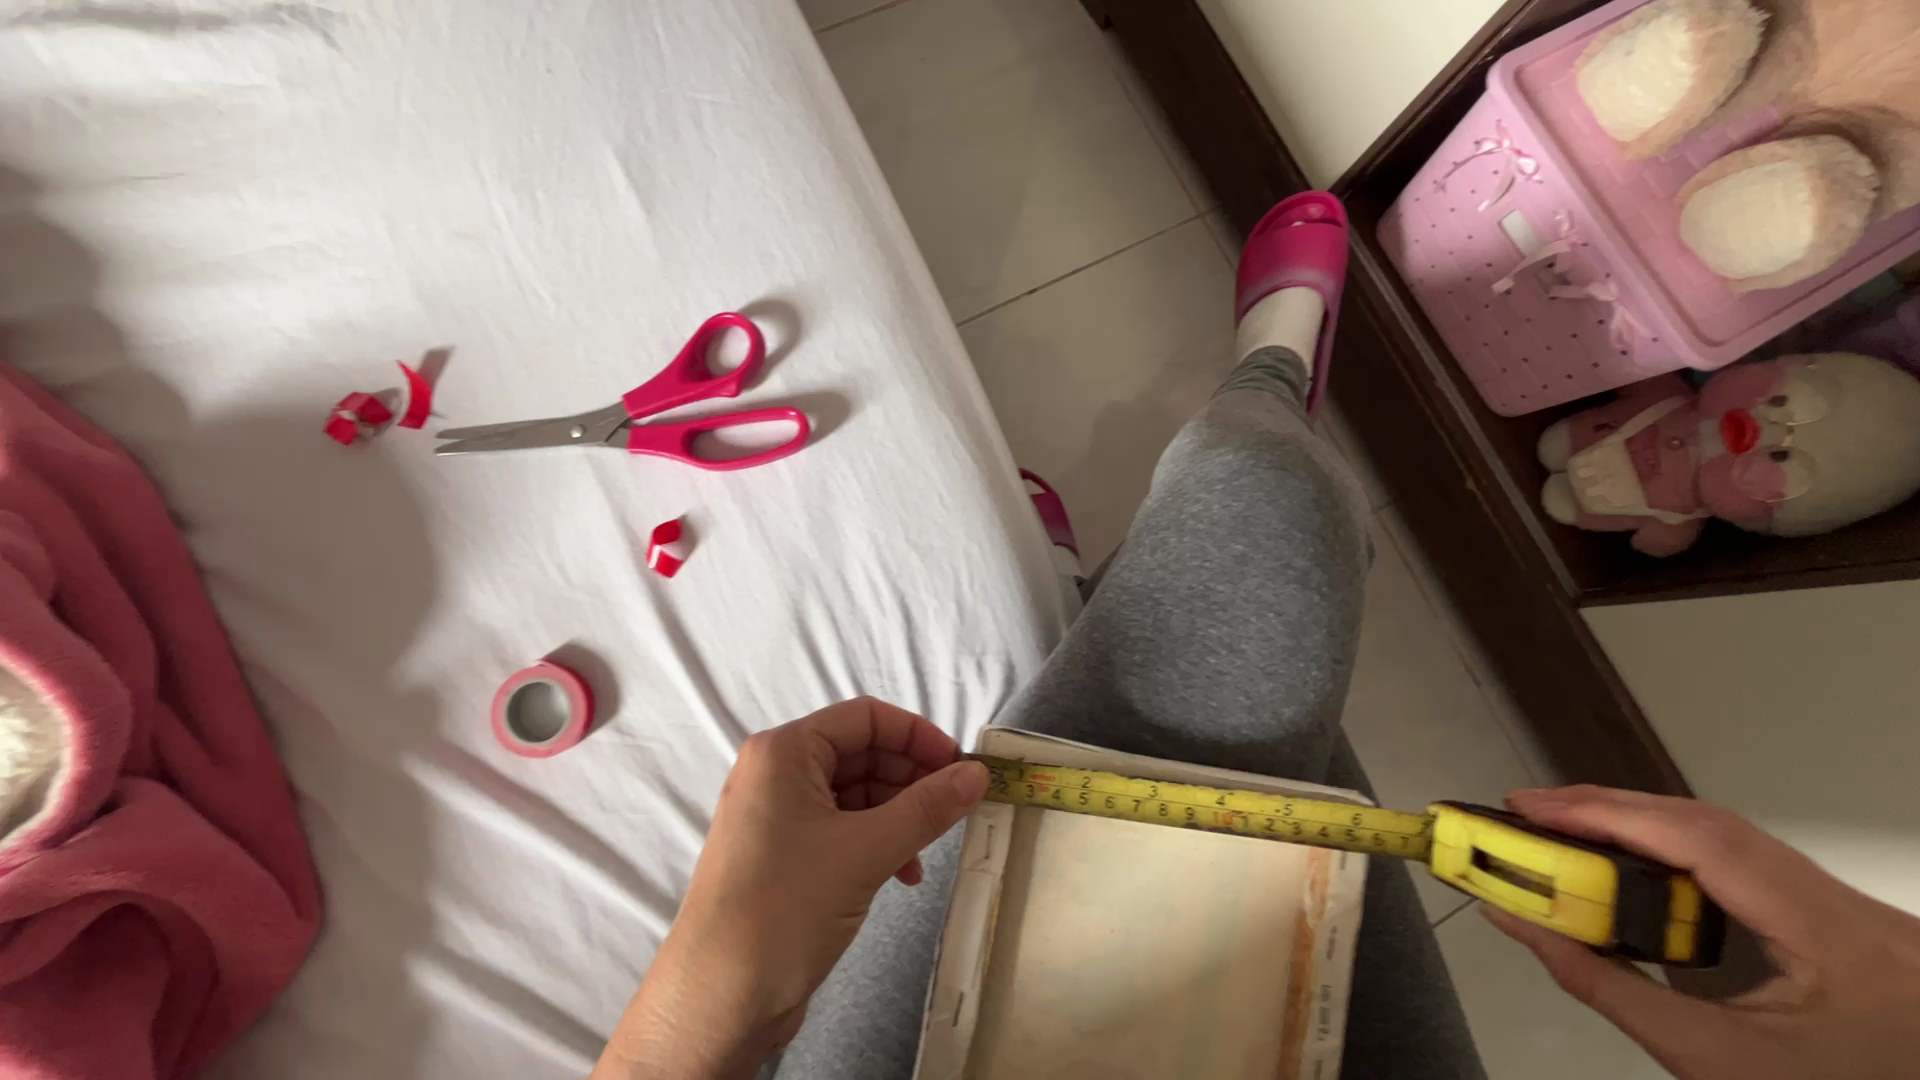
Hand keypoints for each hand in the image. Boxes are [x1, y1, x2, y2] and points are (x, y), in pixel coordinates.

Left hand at [592, 698, 988, 1079]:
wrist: (716, 1004)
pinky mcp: (783, 853)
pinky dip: (877, 841)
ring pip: (856, 793)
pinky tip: (903, 874)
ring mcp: (778, 814)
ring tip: (927, 851)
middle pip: (862, 753)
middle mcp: (777, 772)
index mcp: (785, 751)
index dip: (918, 736)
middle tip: (955, 808)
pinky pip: (842, 827)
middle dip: (911, 779)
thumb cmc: (785, 908)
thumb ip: (928, 808)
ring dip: (898, 815)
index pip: (866, 717)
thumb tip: (978, 774)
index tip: (960, 767)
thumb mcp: (867, 851)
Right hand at [1486, 785, 1919, 1079]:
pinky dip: (1670, 840)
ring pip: (1727, 832)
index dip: (1608, 813)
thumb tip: (1510, 919)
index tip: (1529, 808)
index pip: (1704, 843)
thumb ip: (1601, 984)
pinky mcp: (1842, 916)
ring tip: (1563, 822)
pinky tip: (1628, 848)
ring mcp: (1855, 909)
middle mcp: (1857, 909)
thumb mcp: (1705, 1058)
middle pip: (1711, 823)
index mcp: (1838, 940)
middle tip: (1529, 809)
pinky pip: (1743, 856)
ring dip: (1636, 818)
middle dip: (1611, 808)